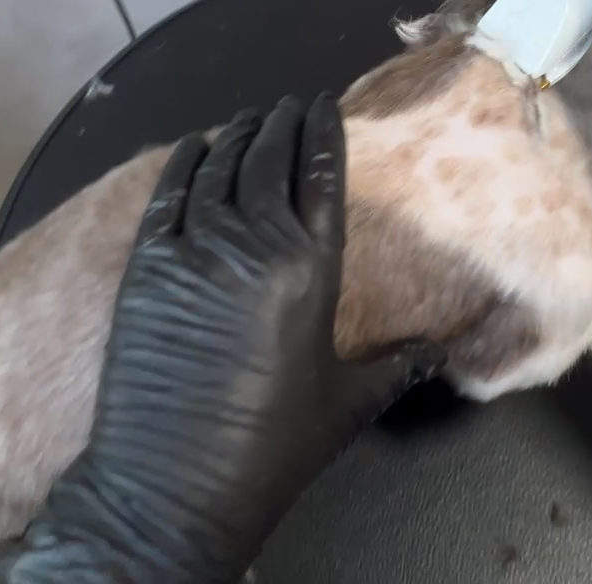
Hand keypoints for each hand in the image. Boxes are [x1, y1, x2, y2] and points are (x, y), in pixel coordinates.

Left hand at [0, 95, 444, 583]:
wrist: (169, 488)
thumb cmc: (271, 445)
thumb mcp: (348, 403)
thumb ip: (400, 365)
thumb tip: (443, 351)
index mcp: (312, 269)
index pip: (322, 174)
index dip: (324, 131)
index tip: (324, 103)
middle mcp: (257, 242)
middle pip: (272, 158)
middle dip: (283, 121)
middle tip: (289, 102)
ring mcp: (196, 247)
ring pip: (222, 166)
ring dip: (238, 133)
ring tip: (251, 116)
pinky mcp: (148, 263)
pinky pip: (169, 193)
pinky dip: (184, 160)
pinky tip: (197, 144)